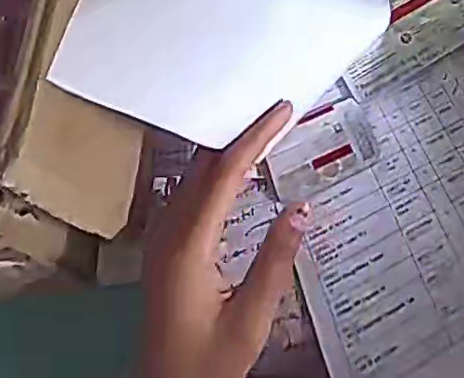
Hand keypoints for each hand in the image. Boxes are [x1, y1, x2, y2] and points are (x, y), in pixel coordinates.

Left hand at [137, 101, 310, 377]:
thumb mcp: (249, 319)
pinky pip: (192, 190)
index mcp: (188, 246)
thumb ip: (275, 260)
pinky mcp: (165, 246)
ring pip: (196, 174)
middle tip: (277, 112)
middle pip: (206, 165)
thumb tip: (301, 209)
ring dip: (230, 148)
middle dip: (243, 132)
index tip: (280, 111)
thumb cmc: (204, 365)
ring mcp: (163, 239)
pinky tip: (236, 169)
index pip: (225, 172)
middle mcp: (169, 233)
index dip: (256, 136)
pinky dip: (218, 170)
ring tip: (264, 131)